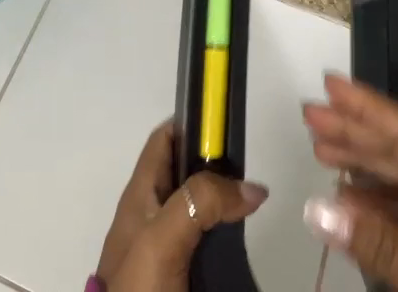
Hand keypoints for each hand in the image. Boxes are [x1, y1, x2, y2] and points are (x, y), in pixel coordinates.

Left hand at [95, 120, 268, 291]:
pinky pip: (210, 244)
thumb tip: (251, 187)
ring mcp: (168, 246)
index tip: (233, 123)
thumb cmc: (138, 288)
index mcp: (140, 193)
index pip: (166, 139)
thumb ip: (200, 201)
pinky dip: (230, 238)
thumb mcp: (162, 236)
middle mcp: (154, 213)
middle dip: (220, 166)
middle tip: (255, 171)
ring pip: (203, 209)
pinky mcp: (184, 274)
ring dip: (228, 203)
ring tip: (259, 203)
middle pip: (190, 173)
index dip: (195, 124)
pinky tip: (249, 242)